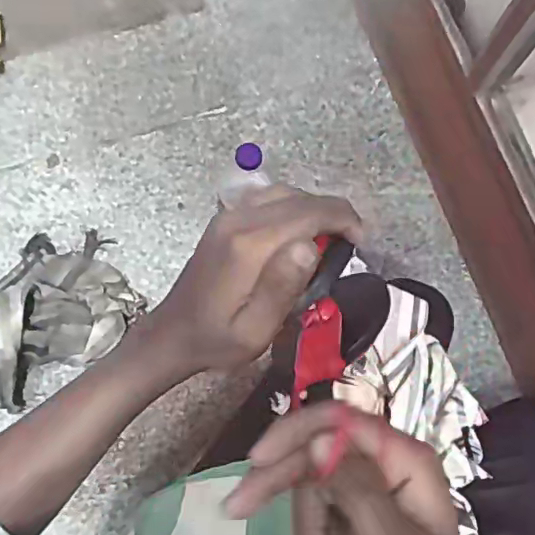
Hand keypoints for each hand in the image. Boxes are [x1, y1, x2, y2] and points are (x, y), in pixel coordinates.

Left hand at [142, 186, 363, 376]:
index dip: (344, 221)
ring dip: (313, 210)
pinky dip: (293, 209)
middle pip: (300, 198)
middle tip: (351, 245)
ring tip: (330, 240)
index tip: (361, 243)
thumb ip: (283, 287)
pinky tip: (299, 234)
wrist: (174, 334)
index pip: (309, 213)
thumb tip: (310, 246)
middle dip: (333, 215)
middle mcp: (238, 220)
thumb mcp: (256, 331)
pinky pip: (268, 199)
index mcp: (248, 246)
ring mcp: (228, 216)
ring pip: (285, 193)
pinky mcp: (224, 220)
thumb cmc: (218, 340)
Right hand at [223, 403, 502, 534]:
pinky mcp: (359, 509)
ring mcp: (371, 485)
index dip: (294, 432)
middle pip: (316, 449)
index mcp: (404, 457)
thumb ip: (352, 485)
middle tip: (236, 508)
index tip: (257, 460)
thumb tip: (315, 439)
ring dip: (307, 524)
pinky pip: (320, 507)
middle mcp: (386, 461)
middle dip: (280, 481)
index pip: (339, 419)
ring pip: (312, 481)